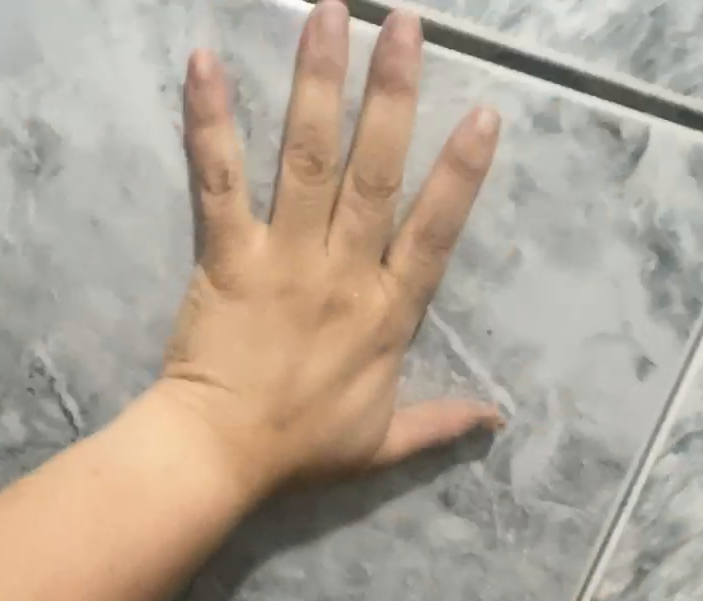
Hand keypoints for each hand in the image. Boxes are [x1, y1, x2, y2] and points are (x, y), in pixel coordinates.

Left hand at [151, 1, 504, 497]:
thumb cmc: (303, 448)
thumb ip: (440, 423)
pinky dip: (212, 123)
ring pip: (307, 160)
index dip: (460, 176)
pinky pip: (220, 182)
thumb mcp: (384, 444)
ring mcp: (284, 259)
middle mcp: (343, 273)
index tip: (484, 116)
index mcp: (386, 316)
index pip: (434, 234)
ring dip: (318, 82)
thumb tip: (497, 420)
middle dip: (393, 96)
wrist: (223, 454)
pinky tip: (205, 61)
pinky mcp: (226, 256)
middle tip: (405, 24)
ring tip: (328, 12)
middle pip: (374, 174)